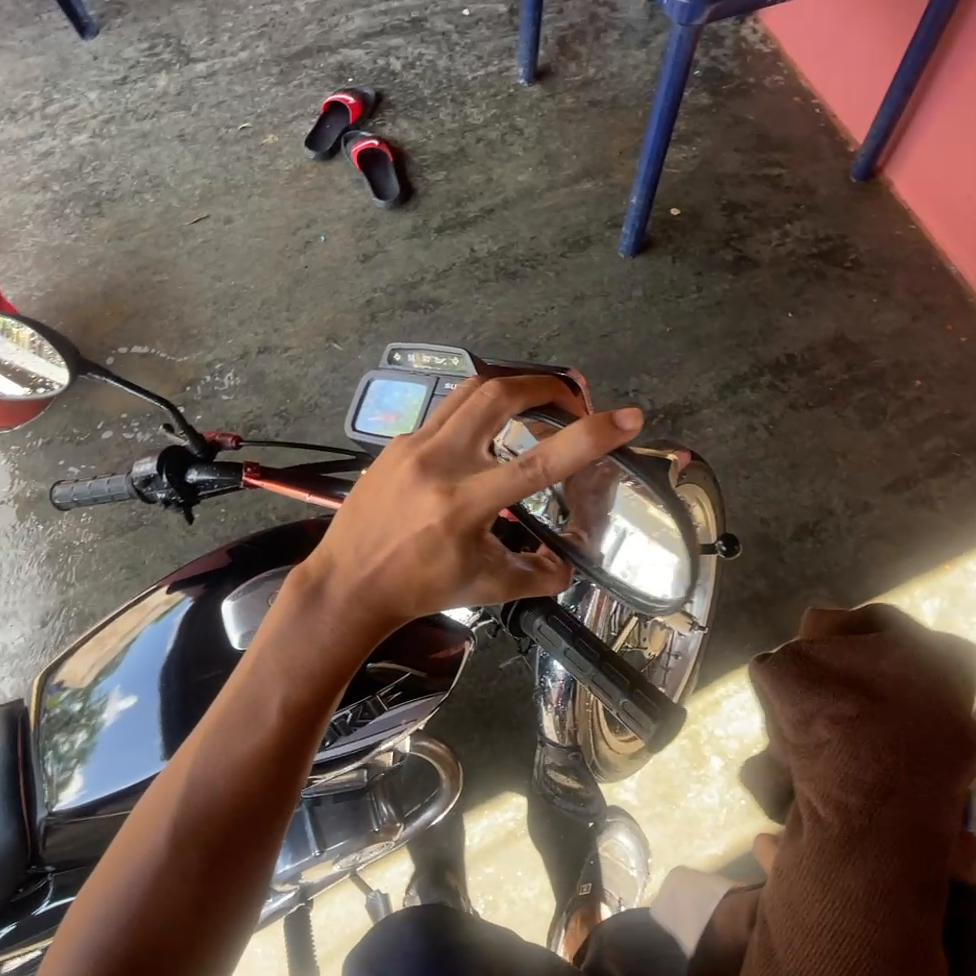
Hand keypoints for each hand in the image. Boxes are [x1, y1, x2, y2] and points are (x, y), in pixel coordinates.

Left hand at [299, 375, 643, 630]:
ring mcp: (413, 445)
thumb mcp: (489, 587)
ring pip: (472, 389)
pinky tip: (494, 429)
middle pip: (500, 393)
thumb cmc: (419, 589)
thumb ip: (542, 573)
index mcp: (464, 504)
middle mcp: (439, 463)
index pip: (539, 461)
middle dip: (549, 387)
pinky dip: (482, 407)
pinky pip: (448, 408)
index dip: (591, 436)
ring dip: (515, 386)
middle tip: (576, 401)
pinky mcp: (398, 441)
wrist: (348, 583)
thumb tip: (573, 557)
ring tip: (541, 401)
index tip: (628, 418)